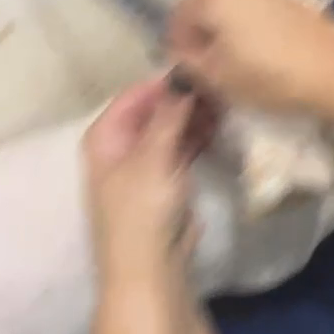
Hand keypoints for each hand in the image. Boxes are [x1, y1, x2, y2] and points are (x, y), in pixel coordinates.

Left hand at [82, 77, 216, 281]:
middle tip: (222, 87)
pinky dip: (200, 136)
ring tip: (228, 104)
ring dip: (196, 117)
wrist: (150, 262)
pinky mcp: (169, 177)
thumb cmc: (142, 209)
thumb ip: (169, 117)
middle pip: (155, 110)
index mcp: (106, 137)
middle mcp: (123, 145)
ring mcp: (147, 162)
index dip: (165, 82)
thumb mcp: (153, 158)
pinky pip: (185, 146)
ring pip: (172, 128)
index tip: (203, 70)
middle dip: (185, 99)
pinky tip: (222, 127)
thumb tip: (183, 78)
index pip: (135, 95)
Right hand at [168, 0, 333, 110]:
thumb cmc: (270, 77)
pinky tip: (263, 47)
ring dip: (228, 22)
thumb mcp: (218, 77)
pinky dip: (253, 22)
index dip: (178, 37)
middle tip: (206, 56)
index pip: (181, 9)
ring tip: (235, 53)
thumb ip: (189, 61)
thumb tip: (183, 51)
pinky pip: (262, 7)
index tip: (186, 62)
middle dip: (201, 25)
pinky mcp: (296, 2)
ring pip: (237, 1)